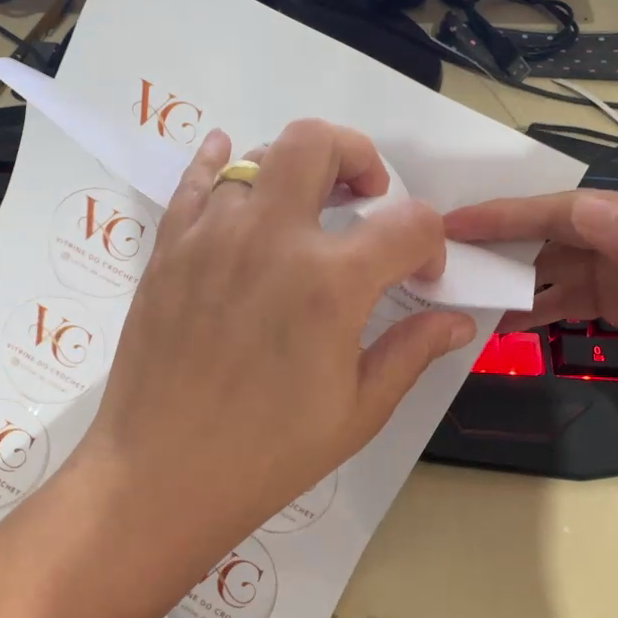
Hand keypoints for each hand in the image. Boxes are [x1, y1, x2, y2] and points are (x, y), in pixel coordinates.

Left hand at [80, 120, 476, 541]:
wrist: (161, 474)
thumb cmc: (268, 454)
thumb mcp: (357, 411)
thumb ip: (410, 352)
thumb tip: (455, 322)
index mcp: (330, 283)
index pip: (407, 224)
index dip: (430, 243)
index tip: (421, 273)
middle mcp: (271, 238)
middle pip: (319, 143)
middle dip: (358, 157)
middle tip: (364, 197)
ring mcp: (212, 236)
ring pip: (258, 155)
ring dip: (295, 168)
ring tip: (303, 207)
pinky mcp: (169, 248)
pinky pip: (195, 181)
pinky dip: (218, 161)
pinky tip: (228, 160)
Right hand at [444, 191, 617, 444]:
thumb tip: (580, 207)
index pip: (573, 210)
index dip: (513, 215)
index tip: (459, 223)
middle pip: (555, 231)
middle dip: (501, 240)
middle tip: (445, 254)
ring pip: (552, 265)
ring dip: (510, 275)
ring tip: (461, 287)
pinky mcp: (617, 306)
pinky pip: (561, 298)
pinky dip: (529, 307)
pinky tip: (497, 319)